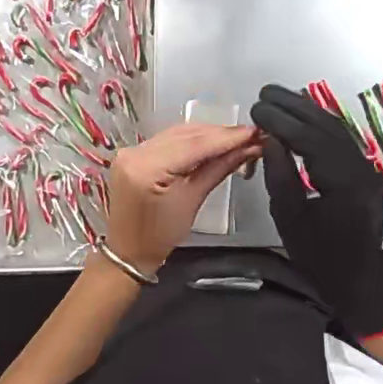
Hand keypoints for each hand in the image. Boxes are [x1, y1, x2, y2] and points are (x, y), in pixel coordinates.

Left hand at [104, 123, 262, 273]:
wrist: (129, 252)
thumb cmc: (157, 236)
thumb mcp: (192, 201)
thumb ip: (218, 168)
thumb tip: (246, 149)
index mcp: (146, 168)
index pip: (194, 144)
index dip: (227, 137)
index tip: (254, 132)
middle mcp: (134, 153)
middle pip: (185, 135)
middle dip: (219, 134)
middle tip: (251, 135)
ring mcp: (131, 152)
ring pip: (177, 134)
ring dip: (207, 135)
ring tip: (236, 139)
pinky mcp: (132, 155)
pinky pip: (166, 141)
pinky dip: (190, 141)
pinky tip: (210, 143)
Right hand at [249, 84, 382, 338]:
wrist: (357, 278)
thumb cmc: (318, 255)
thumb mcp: (290, 217)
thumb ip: (280, 175)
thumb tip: (269, 139)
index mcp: (344, 182)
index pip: (310, 139)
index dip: (282, 121)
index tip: (256, 107)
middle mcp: (362, 168)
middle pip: (326, 126)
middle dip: (295, 106)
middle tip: (265, 92)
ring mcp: (368, 169)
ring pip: (337, 130)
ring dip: (307, 112)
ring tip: (280, 98)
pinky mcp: (366, 173)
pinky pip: (342, 142)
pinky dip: (319, 126)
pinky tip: (302, 119)